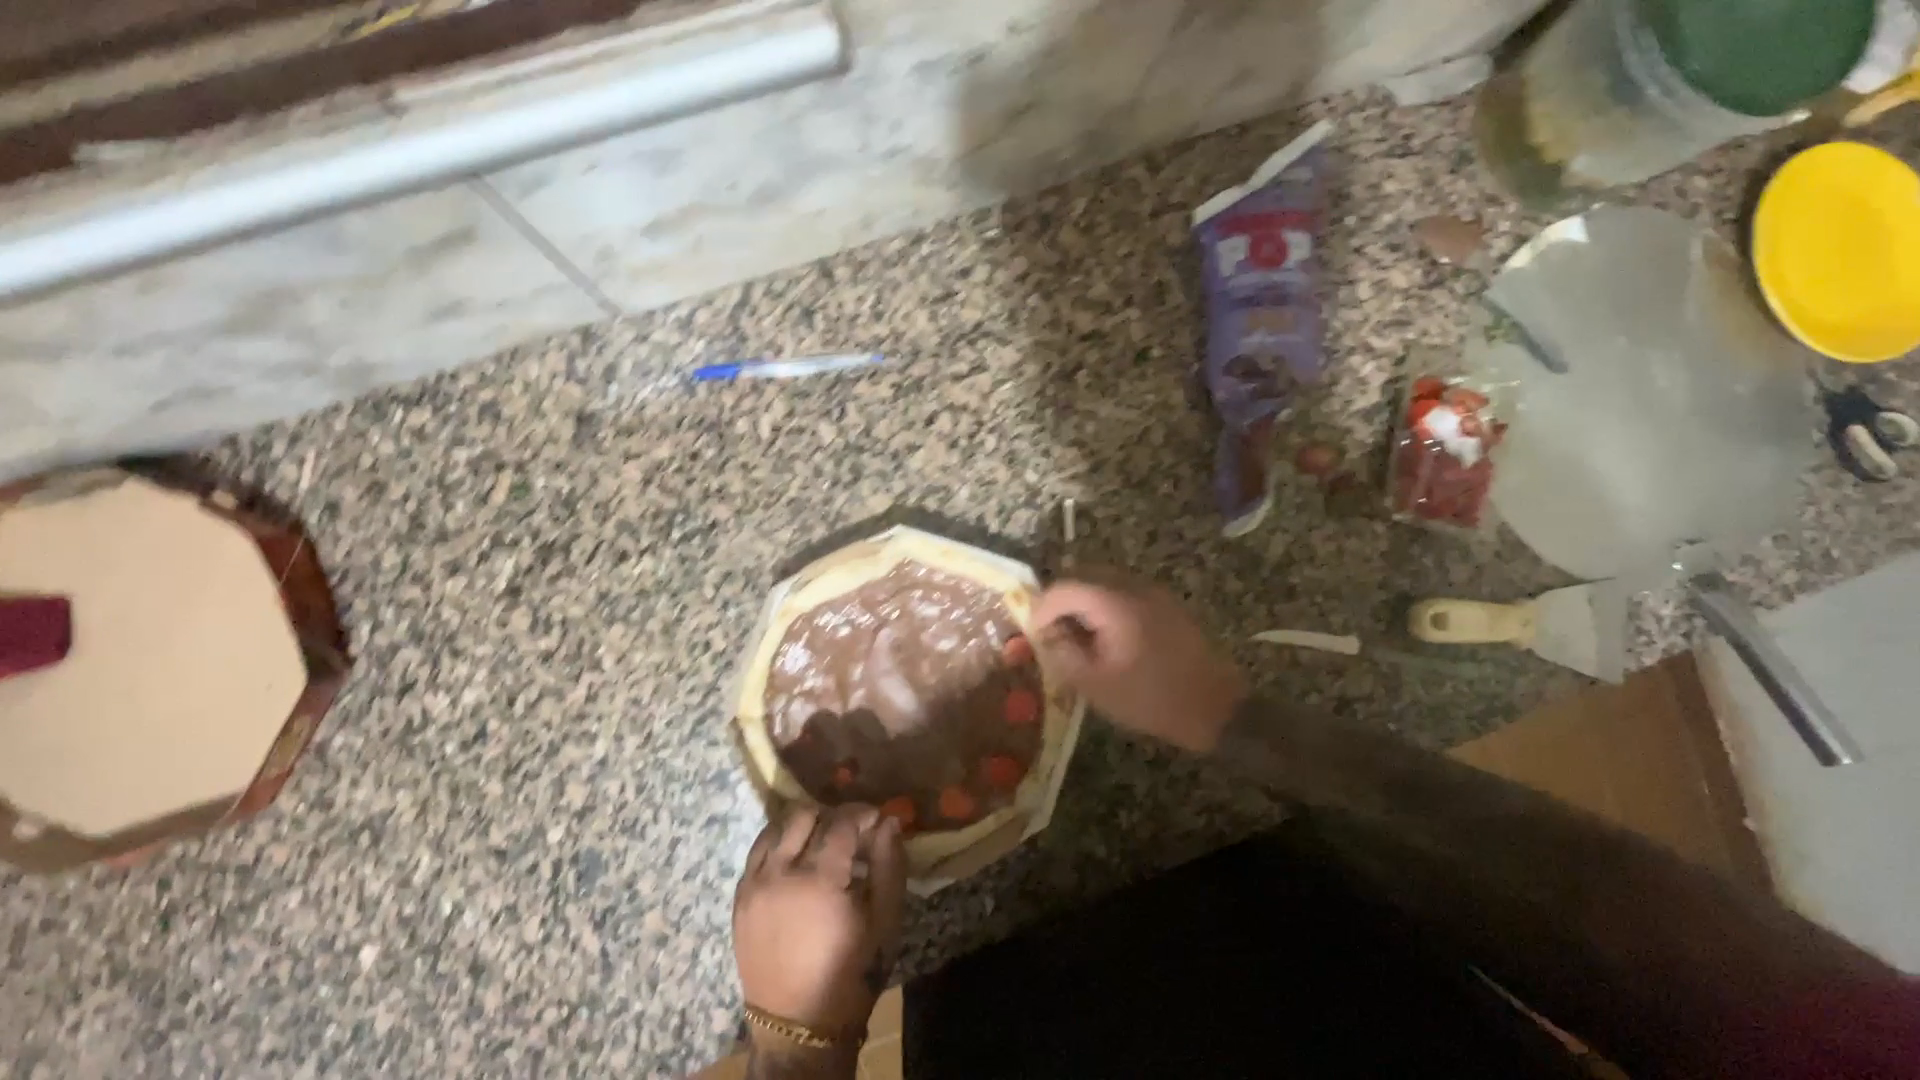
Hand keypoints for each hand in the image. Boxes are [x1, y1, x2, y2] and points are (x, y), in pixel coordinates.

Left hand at [734, 804, 906, 1038]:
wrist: (798, 1026)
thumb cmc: (851, 975)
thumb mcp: (884, 922)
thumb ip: (889, 866)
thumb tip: (889, 823)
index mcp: (820, 879)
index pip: (841, 821)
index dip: (862, 812)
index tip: (876, 819)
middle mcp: (781, 872)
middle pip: (805, 815)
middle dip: (832, 816)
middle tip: (850, 834)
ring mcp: (755, 883)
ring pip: (776, 827)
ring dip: (802, 825)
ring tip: (821, 844)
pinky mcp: (740, 897)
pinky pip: (757, 851)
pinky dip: (778, 844)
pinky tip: (794, 859)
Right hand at [1032, 578, 1247, 752]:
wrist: (1215, 708)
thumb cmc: (1151, 700)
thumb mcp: (1094, 684)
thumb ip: (1062, 652)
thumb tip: (1045, 633)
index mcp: (1114, 604)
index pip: (1063, 587)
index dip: (1042, 608)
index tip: (1034, 635)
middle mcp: (1134, 586)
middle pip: (1084, 575)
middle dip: (1061, 601)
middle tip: (1052, 633)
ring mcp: (1154, 592)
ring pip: (1105, 581)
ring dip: (1084, 602)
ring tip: (1078, 637)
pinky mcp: (1167, 603)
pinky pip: (1125, 591)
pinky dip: (1106, 605)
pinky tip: (1107, 638)